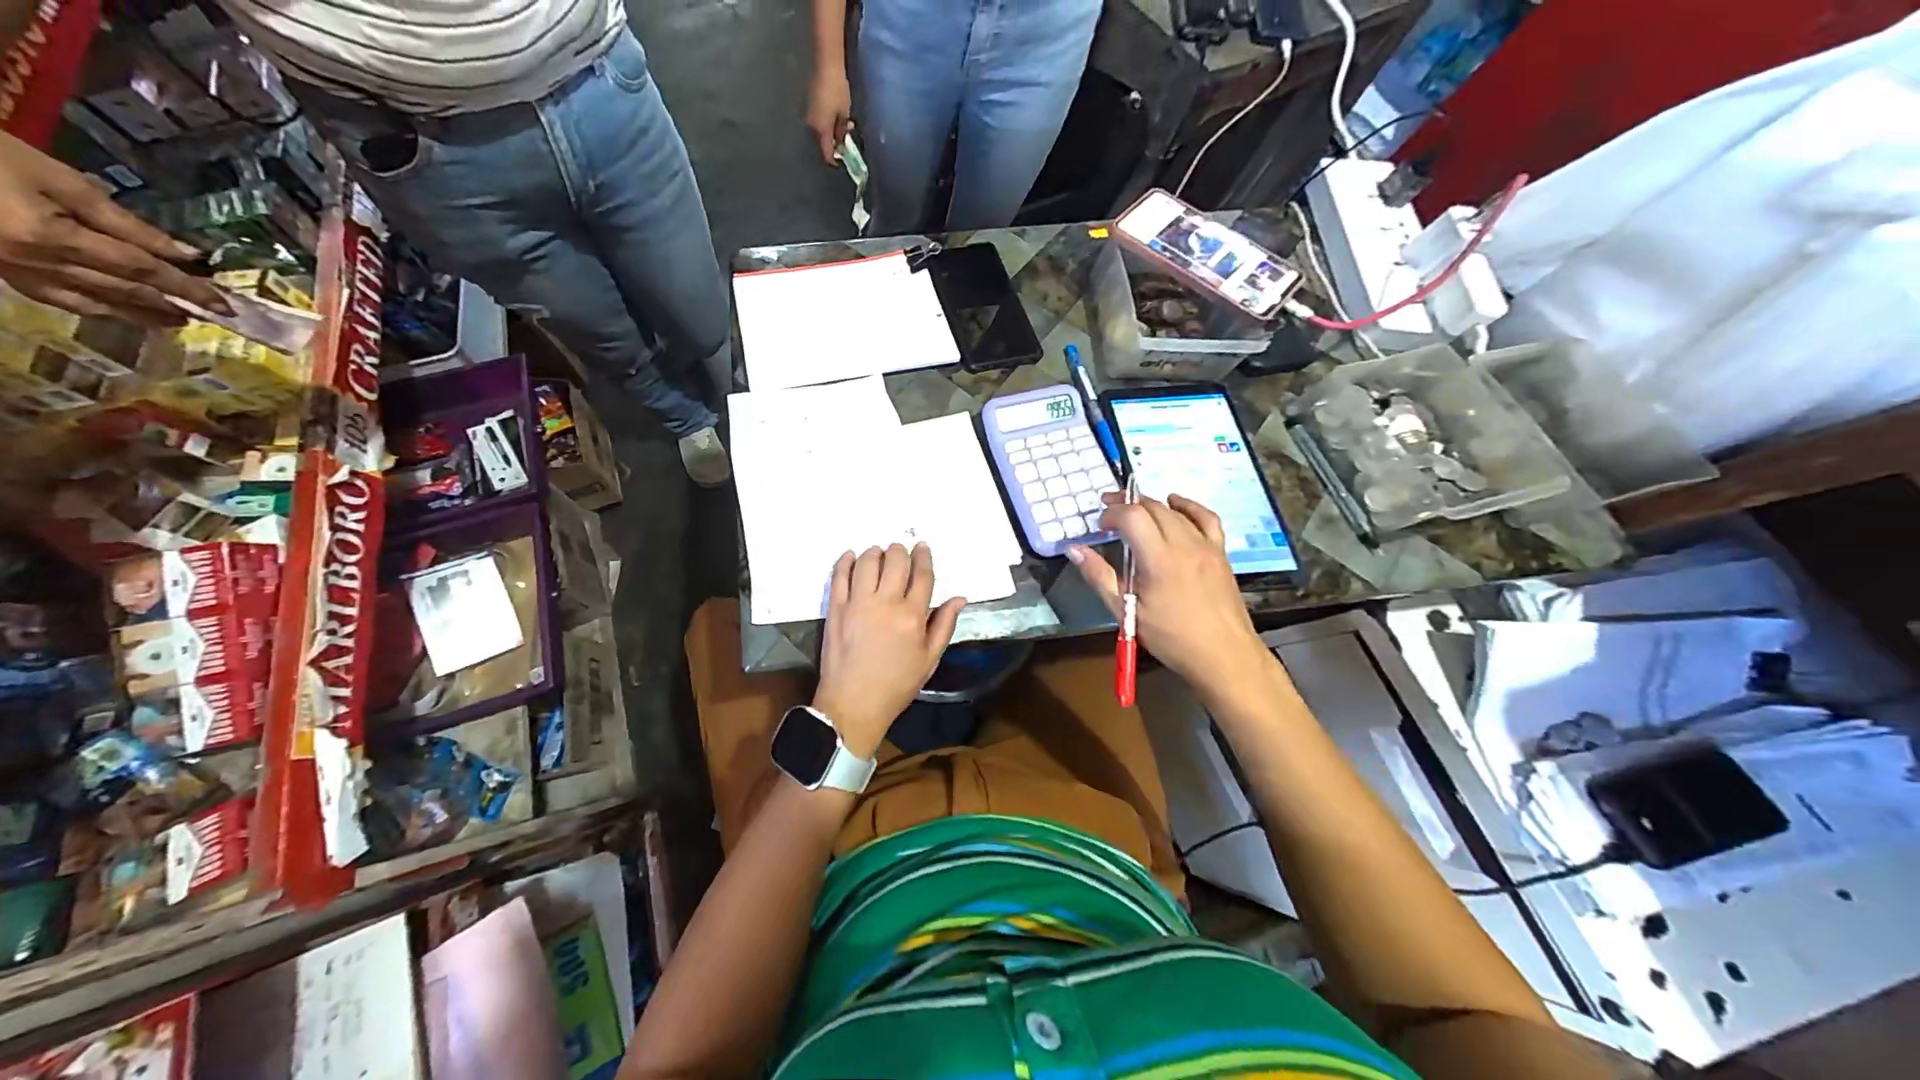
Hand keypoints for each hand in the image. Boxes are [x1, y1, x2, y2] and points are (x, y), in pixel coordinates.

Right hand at [0, 132, 229, 326]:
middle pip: (123, 290)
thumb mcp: (56, 178)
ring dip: (140, 313)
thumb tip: (185, 253)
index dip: (188, 287)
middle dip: (171, 303)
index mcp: (52, 238)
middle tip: (212, 315)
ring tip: (178, 320)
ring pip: (93, 301)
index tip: (226, 303)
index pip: (142, 271)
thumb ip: (123, 221)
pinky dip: (97, 307)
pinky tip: (117, 309)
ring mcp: (12, 270)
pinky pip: (57, 297)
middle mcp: (35, 263)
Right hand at [805, 68, 852, 164]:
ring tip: (843, 125)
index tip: (841, 161)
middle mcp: (811, 125)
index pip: (826, 153)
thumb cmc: (837, 89)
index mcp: (820, 130)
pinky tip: (834, 116)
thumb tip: (840, 142)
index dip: (834, 160)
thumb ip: (841, 131)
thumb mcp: (844, 112)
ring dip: (830, 132)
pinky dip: (825, 123)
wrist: (825, 64)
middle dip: (833, 144)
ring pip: (819, 132)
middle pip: (821, 143)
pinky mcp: (807, 105)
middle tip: (845, 139)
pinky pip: (817, 121)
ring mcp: (807, 115)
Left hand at [813, 543, 963, 757]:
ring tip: (879, 554)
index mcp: (912, 616)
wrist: (853, 703)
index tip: (922, 547)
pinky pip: (839, 575)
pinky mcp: (835, 608)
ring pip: (867, 562)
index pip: (922, 575)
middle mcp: (885, 603)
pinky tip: (851, 557)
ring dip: (875, 552)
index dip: (924, 557)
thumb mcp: (929, 659)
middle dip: (900, 550)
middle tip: (900, 551)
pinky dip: (845, 561)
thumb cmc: (896, 685)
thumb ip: (944, 625)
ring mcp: (857, 603)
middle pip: (895, 561)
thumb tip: (959, 598)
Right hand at [1067, 492, 1271, 693]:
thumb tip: (1075, 550)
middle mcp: (1184, 544)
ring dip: (1151, 505)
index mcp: (1158, 559)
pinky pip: (1206, 518)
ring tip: (1134, 509)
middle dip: (1127, 503)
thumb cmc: (1171, 638)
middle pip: (1153, 507)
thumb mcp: (1127, 612)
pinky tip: (1176, 504)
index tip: (1100, 526)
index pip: (1132, 516)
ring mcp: (1205, 546)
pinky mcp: (1220, 552)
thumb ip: (1100, 577)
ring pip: (1175, 511)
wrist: (1223, 654)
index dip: (1112, 513)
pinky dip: (1189, 506)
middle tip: (1108, 511)